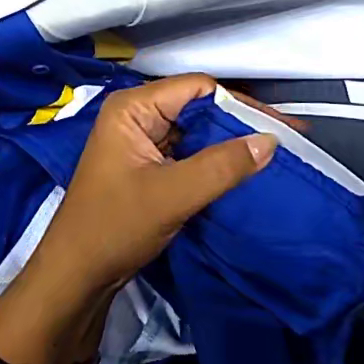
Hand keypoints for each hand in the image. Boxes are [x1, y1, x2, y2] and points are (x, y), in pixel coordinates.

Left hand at [0, 75, 279, 363]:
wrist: (77, 275)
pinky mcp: (148, 166)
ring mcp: (141, 141)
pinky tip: (243, 172)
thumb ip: (220, 166)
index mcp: (133, 108)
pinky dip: (215, 160)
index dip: (240, 104)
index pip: (197, 88)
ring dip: (229, 143)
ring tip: (274, 155)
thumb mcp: (171, 195)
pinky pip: (189, 152)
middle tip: (287, 140)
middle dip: (240, 122)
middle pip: (198, 106)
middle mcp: (136, 116)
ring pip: (196, 131)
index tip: (282, 125)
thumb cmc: (113, 227)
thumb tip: (270, 141)